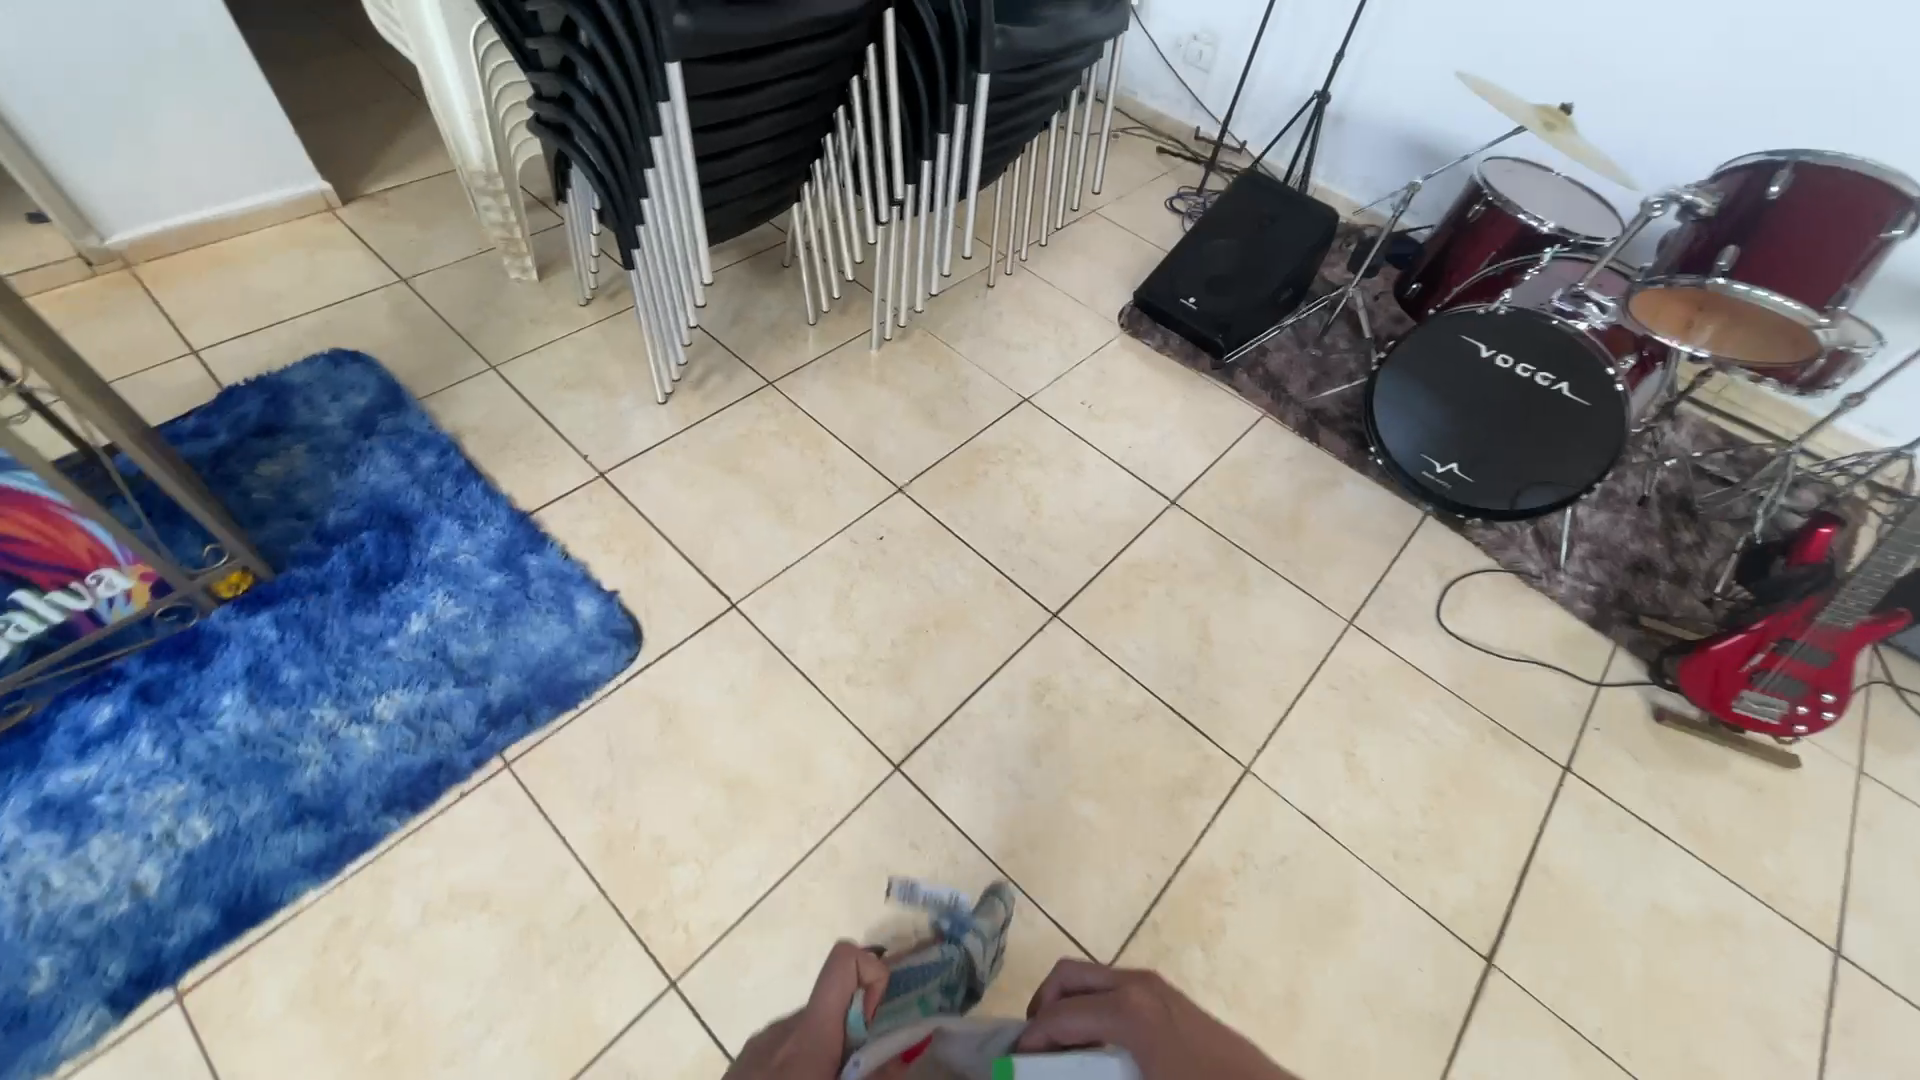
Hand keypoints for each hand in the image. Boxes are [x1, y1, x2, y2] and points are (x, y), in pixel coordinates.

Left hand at [725, 941, 890, 1079]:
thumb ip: (876, 1077)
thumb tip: (903, 1057)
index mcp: (809, 1033)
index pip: (844, 959)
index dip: (873, 975)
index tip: (880, 1025)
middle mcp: (782, 1028)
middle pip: (833, 1005)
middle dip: (857, 1035)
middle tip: (861, 1077)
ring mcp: (758, 1047)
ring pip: (810, 1032)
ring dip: (828, 1056)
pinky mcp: (740, 1067)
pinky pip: (784, 1052)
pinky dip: (801, 1069)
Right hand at [1015, 959, 1298, 1079]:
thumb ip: (1090, 1076)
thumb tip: (1055, 1073)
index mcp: (1126, 1011)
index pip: (1059, 1015)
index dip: (1030, 1040)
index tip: (1012, 1064)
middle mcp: (1135, 985)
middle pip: (1068, 977)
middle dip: (1042, 1008)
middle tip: (1033, 1049)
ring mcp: (1152, 985)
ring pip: (1090, 978)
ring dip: (1068, 1006)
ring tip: (1062, 1050)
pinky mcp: (1166, 994)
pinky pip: (1113, 988)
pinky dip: (1093, 1008)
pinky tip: (1099, 1047)